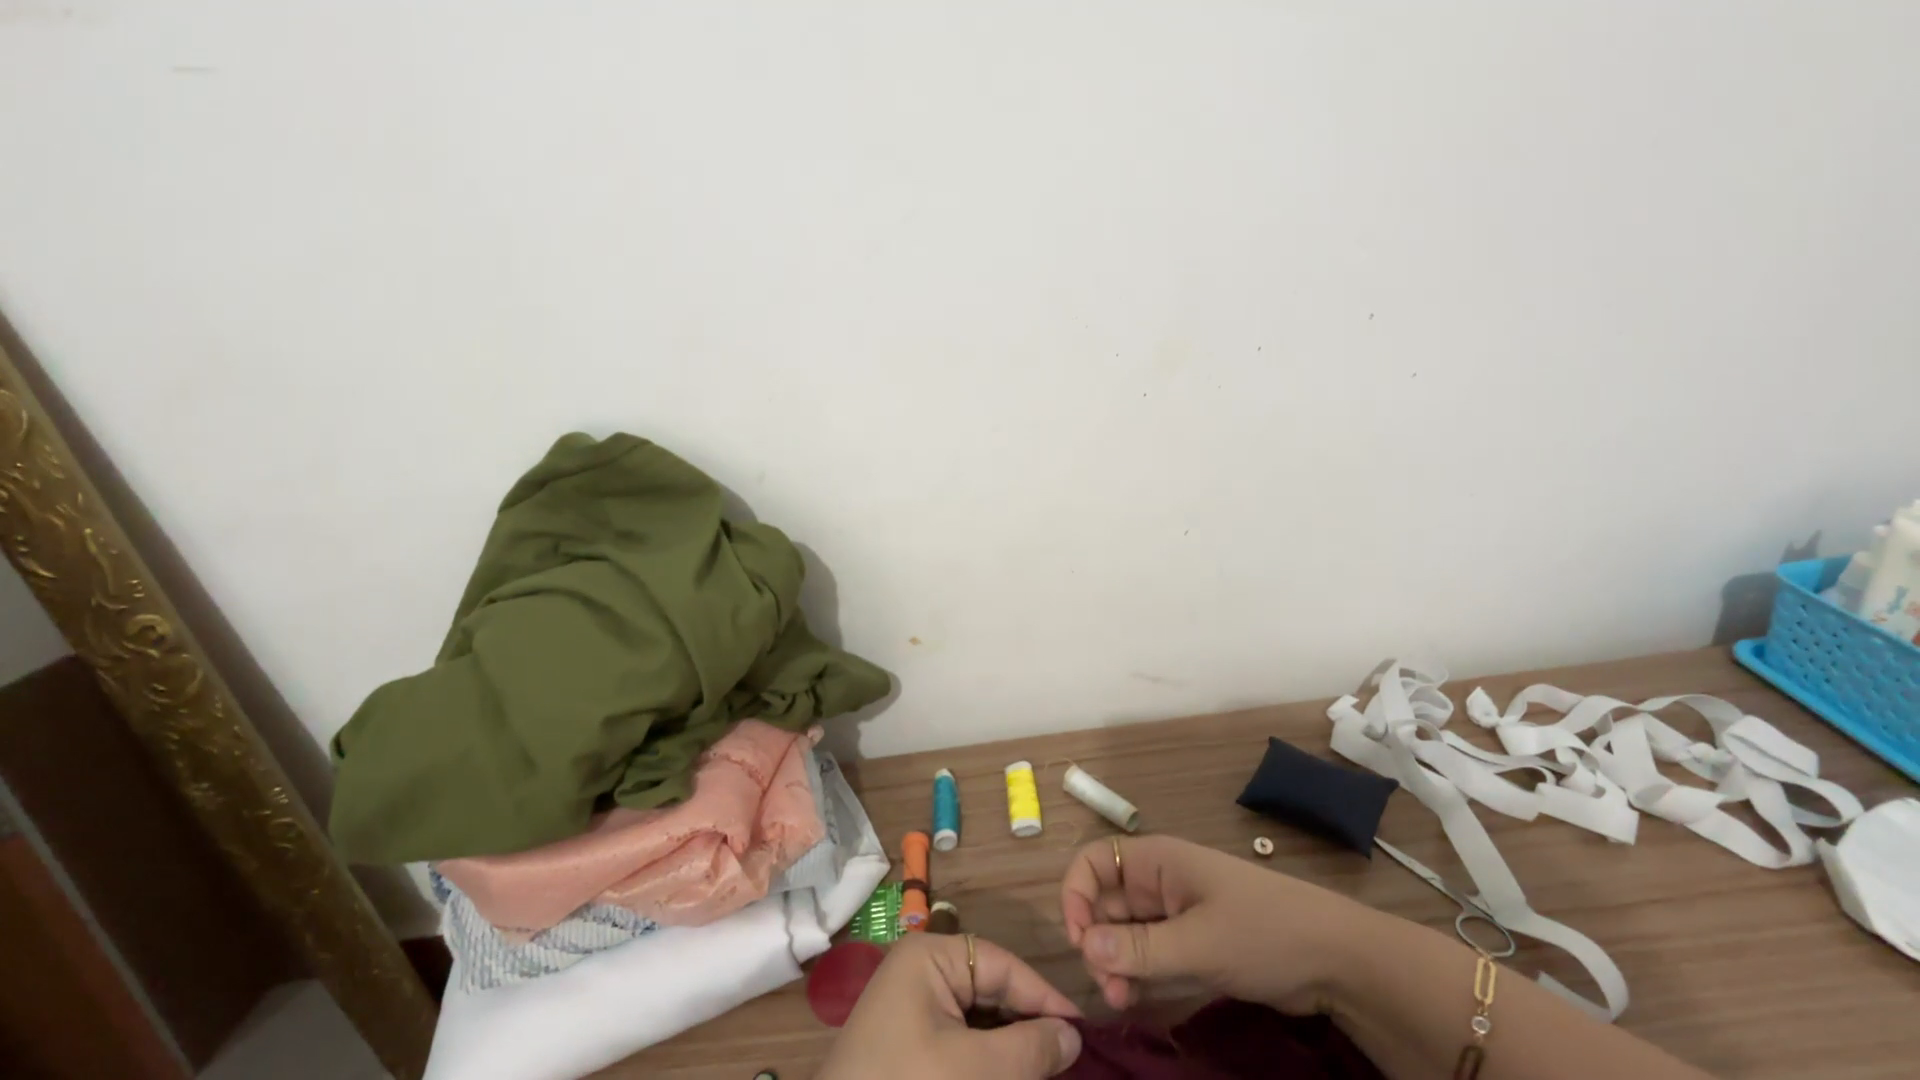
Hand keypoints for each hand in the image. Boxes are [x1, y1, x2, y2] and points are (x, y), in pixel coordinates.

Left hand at [818, 933, 1083, 1079]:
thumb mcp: (977, 1069)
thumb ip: (1031, 1048)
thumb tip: (1073, 1035)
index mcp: (930, 957)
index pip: (1004, 965)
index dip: (1046, 998)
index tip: (1083, 1032)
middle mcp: (921, 971)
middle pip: (993, 990)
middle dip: (1029, 1025)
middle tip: (1072, 1057)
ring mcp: (913, 1007)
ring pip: (981, 1019)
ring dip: (1012, 1046)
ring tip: (1048, 1069)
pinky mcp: (911, 1043)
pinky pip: (962, 1040)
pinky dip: (989, 1060)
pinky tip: (1013, 1075)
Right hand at [1060, 834, 1383, 1013]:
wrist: (1338, 961)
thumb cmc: (1266, 934)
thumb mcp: (1200, 943)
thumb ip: (1139, 948)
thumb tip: (1084, 946)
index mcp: (1158, 862)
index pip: (1094, 862)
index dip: (1075, 895)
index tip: (1079, 941)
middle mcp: (1160, 883)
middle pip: (1105, 903)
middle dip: (1097, 942)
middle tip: (1107, 986)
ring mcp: (1177, 915)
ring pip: (1124, 934)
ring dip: (1115, 965)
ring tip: (1122, 1001)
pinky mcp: (1192, 945)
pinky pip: (1149, 955)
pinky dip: (1137, 976)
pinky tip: (1136, 1001)